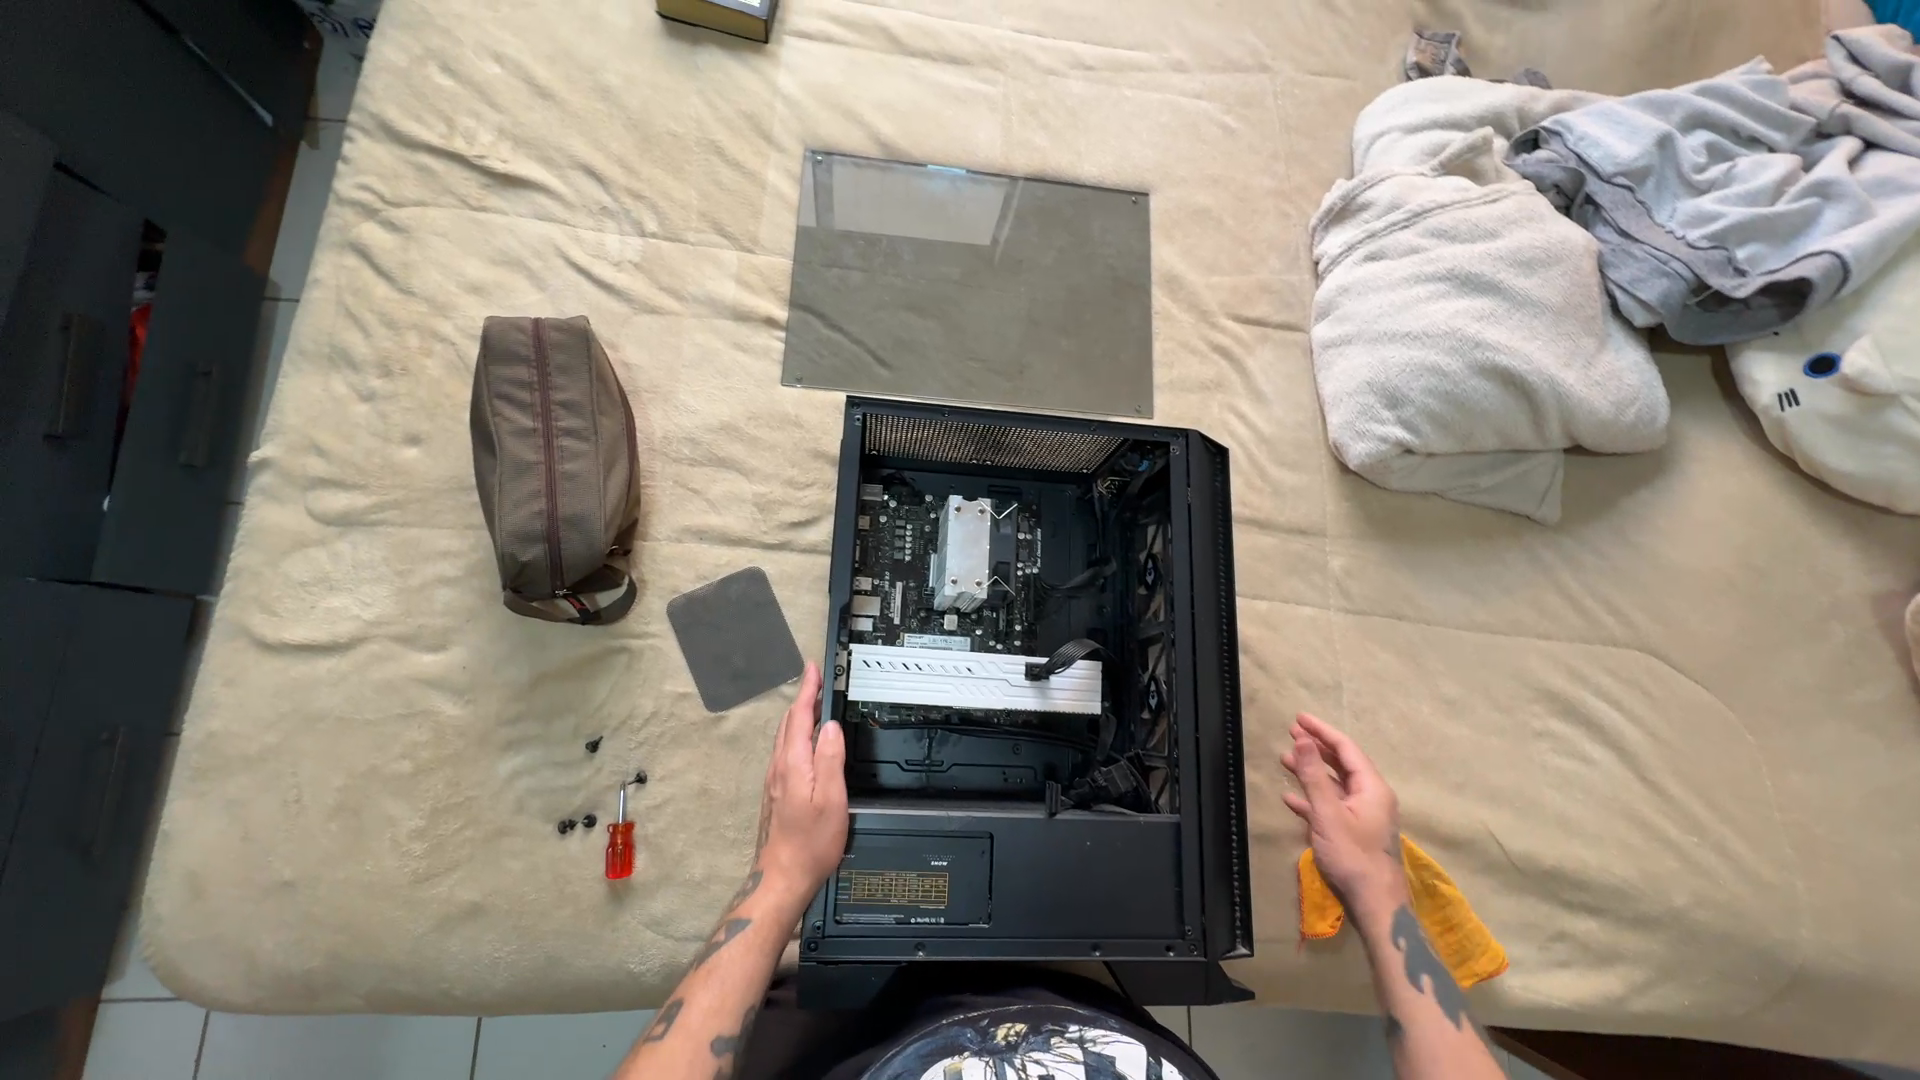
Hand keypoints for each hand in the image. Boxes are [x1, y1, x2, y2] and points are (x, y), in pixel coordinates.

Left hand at [752, 663, 848, 915]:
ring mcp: (775, 780)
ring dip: (800, 716)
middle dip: (804, 698)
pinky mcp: (776, 793)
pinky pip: (786, 751)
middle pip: (789, 723)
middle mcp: (779, 767)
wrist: (782, 877)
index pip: (799, 716)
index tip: (813, 668)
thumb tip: (831, 726)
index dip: (807, 690)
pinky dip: (797, 735)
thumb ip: (830, 759)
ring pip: (786, 737)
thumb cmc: (810, 843)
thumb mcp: (831, 799)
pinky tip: (807, 742)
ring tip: (815, 704)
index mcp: (793, 764)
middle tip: (818, 681)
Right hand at [1281, 712, 1406, 917]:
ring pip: (1335, 785)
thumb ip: (1314, 775)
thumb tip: (1303, 739)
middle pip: (1342, 764)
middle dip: (1317, 747)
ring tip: (1286, 759)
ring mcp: (1363, 816)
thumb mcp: (1329, 813)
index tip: (1299, 718)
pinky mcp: (1354, 833)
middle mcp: (1371, 797)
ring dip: (1311, 771)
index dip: (1322, 731)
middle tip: (1291, 733)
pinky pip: (1331, 806)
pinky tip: (1291, 797)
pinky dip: (1312, 798)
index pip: (1346, 749)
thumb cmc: (1353, 856)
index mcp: (1372, 788)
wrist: (1375, 905)